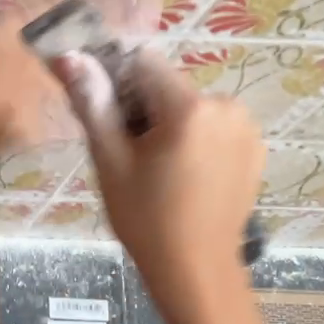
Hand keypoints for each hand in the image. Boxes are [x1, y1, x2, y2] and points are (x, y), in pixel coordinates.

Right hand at [57, 49, 264, 323]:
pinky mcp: (256, 148)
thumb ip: (91, 103)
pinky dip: (194, 142)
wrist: (195, 268)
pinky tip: (182, 179)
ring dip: (168, 127)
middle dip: (143, 111)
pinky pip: (214, 129)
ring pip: (191, 109)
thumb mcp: (109, 161)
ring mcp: (247, 127)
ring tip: (155, 172)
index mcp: (189, 106)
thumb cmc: (144, 218)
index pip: (143, 63)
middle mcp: (226, 105)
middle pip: (168, 88)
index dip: (117, 85)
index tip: (107, 122)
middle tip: (127, 157)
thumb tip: (68, 55)